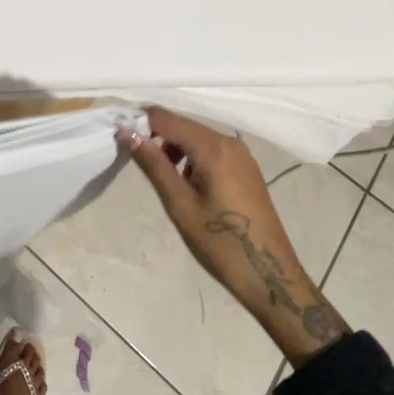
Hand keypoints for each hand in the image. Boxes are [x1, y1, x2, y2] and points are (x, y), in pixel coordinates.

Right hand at [120, 107, 349, 364]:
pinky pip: (211, 150)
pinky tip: (189, 186)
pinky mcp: (247, 169)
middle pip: (182, 125)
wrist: (270, 276)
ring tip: (166, 181)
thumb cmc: (220, 242)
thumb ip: (153, 163)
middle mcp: (229, 142)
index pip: (165, 118)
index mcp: (212, 146)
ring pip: (196, 138)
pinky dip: (193, 158)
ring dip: (175, 149)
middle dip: (157, 137)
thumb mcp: (179, 203)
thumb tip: (126, 131)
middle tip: (141, 166)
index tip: (122, 142)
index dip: (140, 124)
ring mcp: (242, 155)